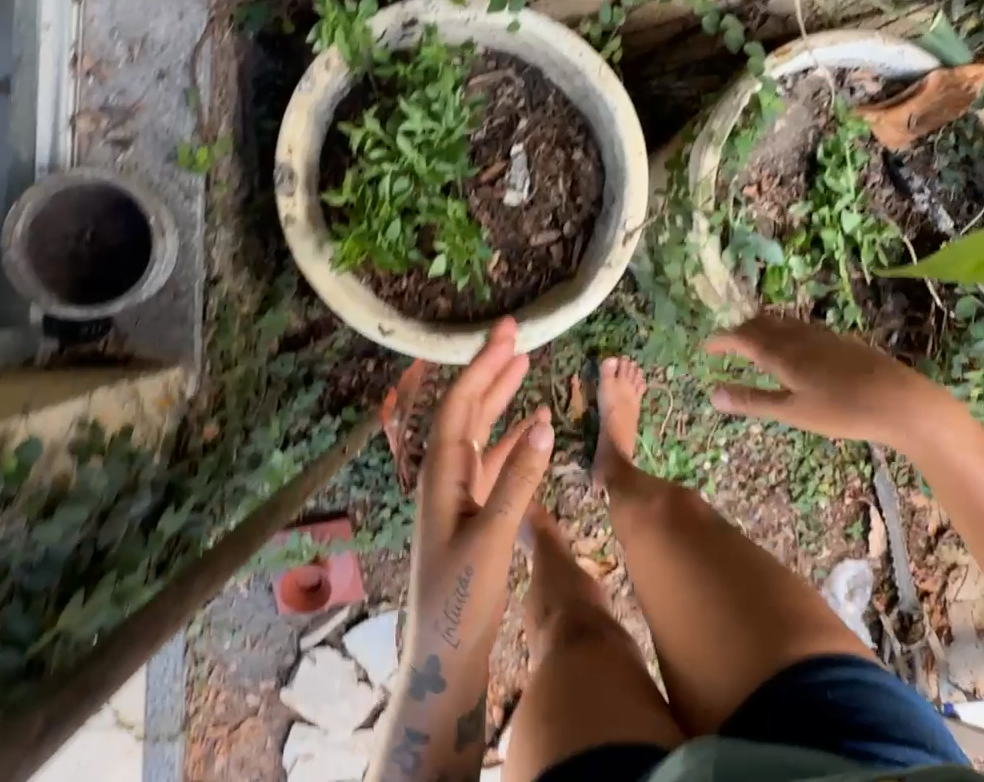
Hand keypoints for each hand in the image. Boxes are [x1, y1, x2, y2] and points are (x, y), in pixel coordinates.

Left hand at [406, 318, 553, 661]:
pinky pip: (493, 460)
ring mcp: (458, 492)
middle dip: (489, 369)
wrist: (443, 652)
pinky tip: (532, 424)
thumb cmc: (460, 598)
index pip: (460, 404)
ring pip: (480, 431)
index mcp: (440, 474)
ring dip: (500, 398)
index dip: (482, 366)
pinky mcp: (473, 510)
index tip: (507, 333)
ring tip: (523, 364)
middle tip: (513, 332)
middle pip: (467, 409)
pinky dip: (513, 438)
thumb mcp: (492, 536)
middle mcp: (445, 474)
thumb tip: (543, 422)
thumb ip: (518, 479)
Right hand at [704, 315, 966, 449]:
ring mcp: (823, 336)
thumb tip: (712, 394)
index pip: (742, 337)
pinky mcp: (842, 342)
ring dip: (762, 328)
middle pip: (761, 323)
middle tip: (726, 344)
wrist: (903, 402)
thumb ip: (752, 401)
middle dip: (739, 330)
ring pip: (784, 322)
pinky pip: (803, 327)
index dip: (721, 341)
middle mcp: (799, 337)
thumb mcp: (793, 412)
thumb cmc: (843, 411)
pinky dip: (785, 331)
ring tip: (754, 341)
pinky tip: (795, 346)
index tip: (705, 348)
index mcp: (782, 353)